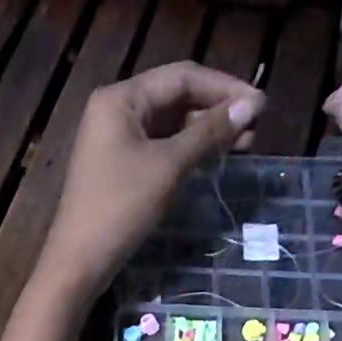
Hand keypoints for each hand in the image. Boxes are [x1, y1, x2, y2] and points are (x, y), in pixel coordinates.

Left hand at [43, 62, 265, 294]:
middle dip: (216, 112)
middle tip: (255, 130)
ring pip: (169, 127)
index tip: (261, 105)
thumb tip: (250, 106)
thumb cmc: (121, 208)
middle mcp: (115, 111)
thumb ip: (208, 134)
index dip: (224, 87)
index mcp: (121, 98)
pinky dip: (186, 153)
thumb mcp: (168, 167)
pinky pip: (158, 150)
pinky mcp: (118, 170)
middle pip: (175, 99)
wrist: (80, 262)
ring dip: (204, 134)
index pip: (182, 77)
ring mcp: (114, 142)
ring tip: (242, 146)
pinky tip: (211, 161)